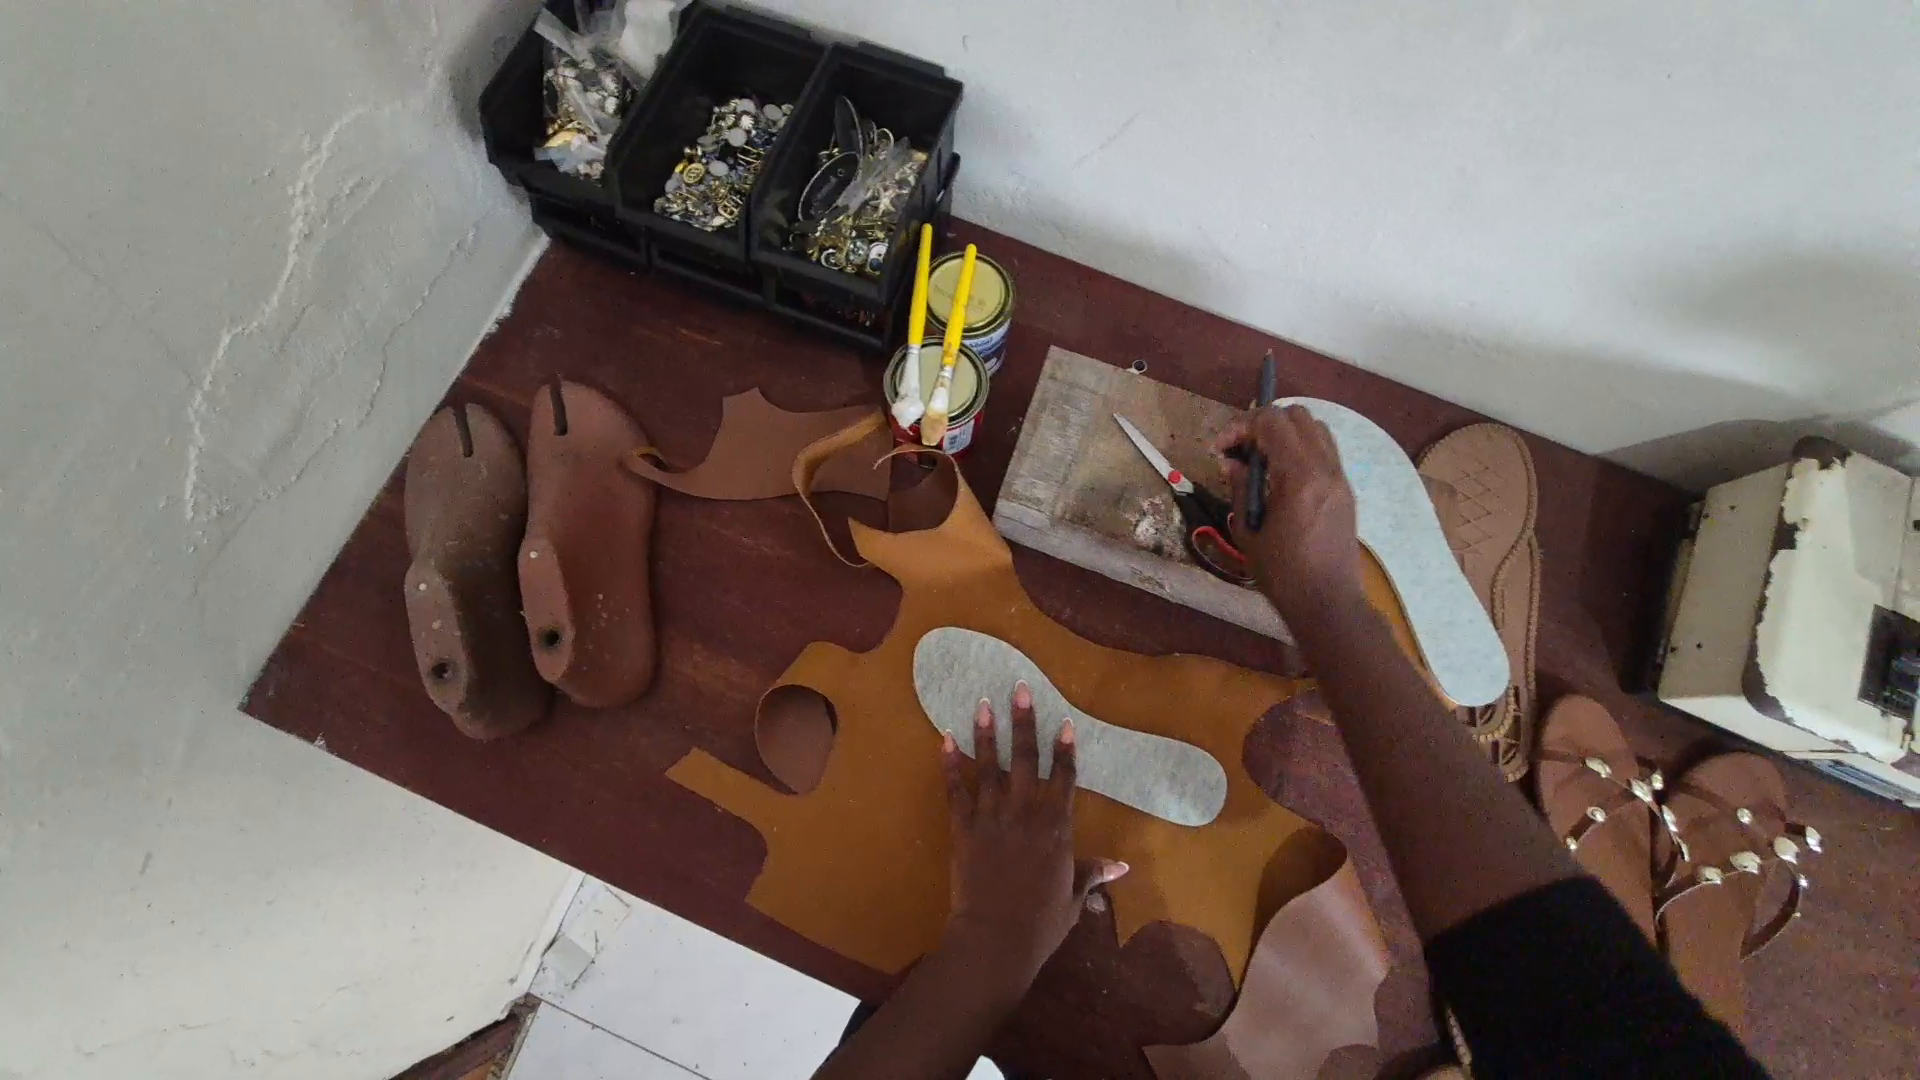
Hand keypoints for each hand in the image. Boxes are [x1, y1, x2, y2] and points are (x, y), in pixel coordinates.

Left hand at [940, 681, 1128, 992]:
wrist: (996, 939)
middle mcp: (1025, 811)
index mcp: (1056, 826)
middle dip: (1024, 721)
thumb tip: (1122, 866)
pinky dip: (950, 763)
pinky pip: (956, 789)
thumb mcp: (1073, 897)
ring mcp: (992, 816)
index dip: (1065, 749)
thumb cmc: (1042, 922)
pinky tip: (945, 739)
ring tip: (983, 702)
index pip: (1063, 777)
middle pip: (1025, 758)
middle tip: (1020, 688)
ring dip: (986, 732)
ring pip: (989, 765)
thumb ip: (1093, 873)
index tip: (1064, 721)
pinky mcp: (964, 826)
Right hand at [1213, 403, 1362, 621]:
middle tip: (1239, 450)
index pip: (1272, 422)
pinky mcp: (1345, 489)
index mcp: (1299, 477)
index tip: (1220, 448)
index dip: (1240, 426)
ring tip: (1260, 460)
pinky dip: (1300, 448)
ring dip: (1284, 433)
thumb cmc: (1281, 572)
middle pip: (1296, 416)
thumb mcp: (1248, 530)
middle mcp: (1325, 468)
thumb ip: (1240, 488)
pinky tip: (1280, 475)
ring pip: (1315, 428)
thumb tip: (1232, 462)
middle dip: (1262, 424)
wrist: (1326, 600)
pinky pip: (1324, 449)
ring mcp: (1340, 477)